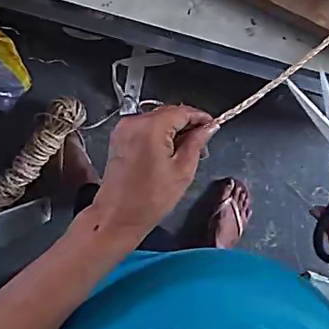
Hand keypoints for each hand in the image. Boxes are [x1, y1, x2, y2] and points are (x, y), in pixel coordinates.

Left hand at [88, 105, 216, 236]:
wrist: (117, 217)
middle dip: (187, 123)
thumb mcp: (182, 171)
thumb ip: (197, 143)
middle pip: (169, 112)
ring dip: (174, 129)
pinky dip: (159, 134)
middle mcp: (134, 123)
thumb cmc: (148, 200)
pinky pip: (145, 127)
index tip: (212, 125)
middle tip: (203, 141)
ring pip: (157, 119)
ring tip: (186, 150)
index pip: (182, 111)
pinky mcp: (119, 138)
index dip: (201, 117)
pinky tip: (168, 151)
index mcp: (151, 128)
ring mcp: (123, 129)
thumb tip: (208, 128)